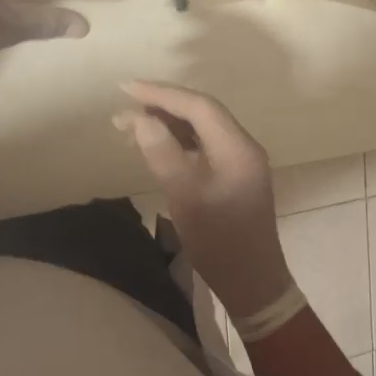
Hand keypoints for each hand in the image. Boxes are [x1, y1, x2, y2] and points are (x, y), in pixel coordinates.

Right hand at [118, 81, 293, 316]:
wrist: (253, 285)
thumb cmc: (221, 244)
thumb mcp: (187, 200)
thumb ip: (164, 155)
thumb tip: (141, 119)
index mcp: (238, 148)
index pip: (198, 106)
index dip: (161, 94)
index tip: (124, 90)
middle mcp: (243, 147)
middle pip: (201, 113)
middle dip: (160, 107)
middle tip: (121, 112)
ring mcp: (240, 163)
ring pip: (200, 130)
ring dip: (166, 124)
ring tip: (129, 129)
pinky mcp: (233, 178)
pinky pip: (203, 147)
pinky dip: (176, 143)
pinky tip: (153, 148)